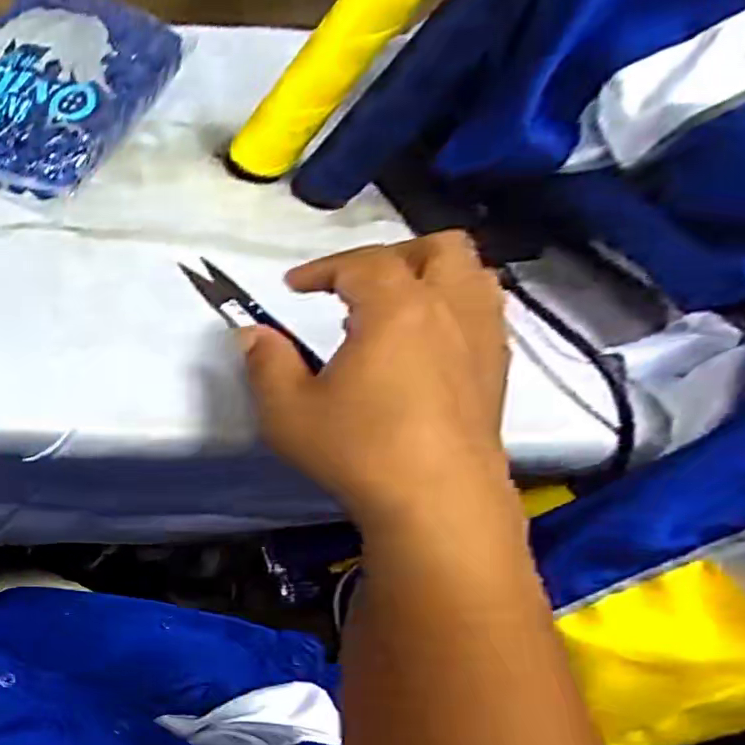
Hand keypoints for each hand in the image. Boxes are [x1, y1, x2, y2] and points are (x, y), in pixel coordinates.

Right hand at [241, 231, 513, 529]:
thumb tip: (252, 334)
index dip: (324, 267)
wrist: (433, 492)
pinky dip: (449, 305)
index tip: (291, 286)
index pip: (365, 264)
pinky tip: (419, 339)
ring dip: (428, 275)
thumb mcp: (286, 407)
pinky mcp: (495, 364)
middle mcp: (449, 309)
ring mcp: (483, 335)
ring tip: (388, 305)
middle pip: (438, 249)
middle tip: (349, 284)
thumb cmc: (353, 445)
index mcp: (396, 310)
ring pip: (471, 274)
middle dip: (389, 257)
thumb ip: (266, 363)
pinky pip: (482, 308)